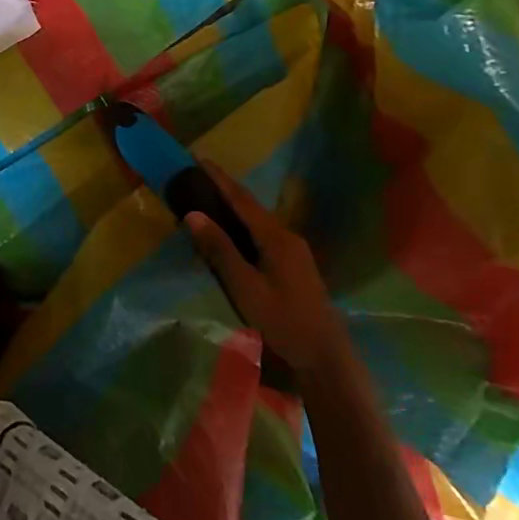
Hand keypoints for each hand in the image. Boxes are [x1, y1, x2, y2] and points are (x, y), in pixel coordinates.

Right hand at [186, 167, 345, 373]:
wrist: (325, 360)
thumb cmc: (283, 322)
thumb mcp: (245, 287)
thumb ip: (219, 250)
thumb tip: (193, 214)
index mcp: (276, 237)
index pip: (242, 200)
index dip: (219, 179)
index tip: (199, 159)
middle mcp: (287, 237)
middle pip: (250, 207)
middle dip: (224, 190)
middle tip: (197, 178)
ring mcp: (293, 252)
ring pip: (256, 222)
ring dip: (232, 210)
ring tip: (206, 201)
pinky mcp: (292, 267)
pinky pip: (261, 236)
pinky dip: (240, 228)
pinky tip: (229, 234)